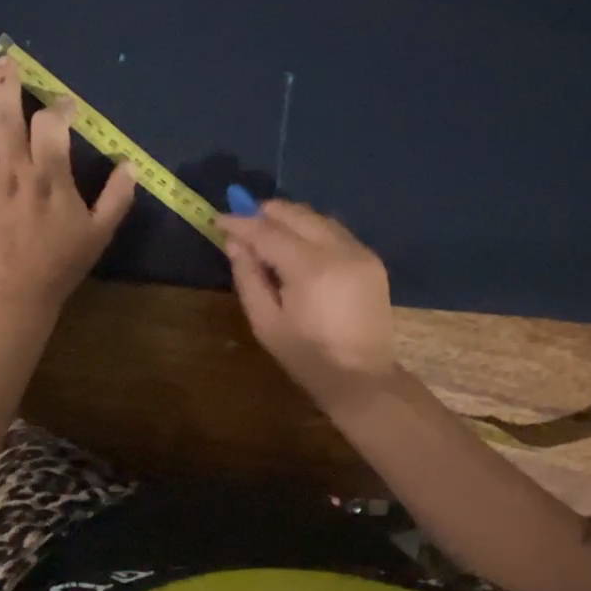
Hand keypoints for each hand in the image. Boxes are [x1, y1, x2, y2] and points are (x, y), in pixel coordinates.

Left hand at [0, 57, 135, 320]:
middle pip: (9, 117)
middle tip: (9, 60)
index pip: (51, 126)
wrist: (11, 297)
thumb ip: (117, 197)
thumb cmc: (58, 265)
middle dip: (9, 85)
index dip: (59, 108)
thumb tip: (131, 164)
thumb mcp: (98, 234)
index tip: (66, 104)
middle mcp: (14, 171)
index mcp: (49, 178)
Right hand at [218, 200, 396, 405]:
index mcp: (311, 269)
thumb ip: (248, 277)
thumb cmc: (307, 355)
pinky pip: (335, 231)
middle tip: (242, 220)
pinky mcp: (371, 260)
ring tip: (267, 230)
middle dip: (266, 212)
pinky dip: (311, 229)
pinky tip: (297, 243)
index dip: (240, 223)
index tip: (219, 219)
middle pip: (296, 214)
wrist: (362, 378)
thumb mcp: (265, 322)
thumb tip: (235, 243)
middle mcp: (339, 251)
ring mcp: (360, 253)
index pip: (268, 232)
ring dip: (290, 218)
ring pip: (318, 218)